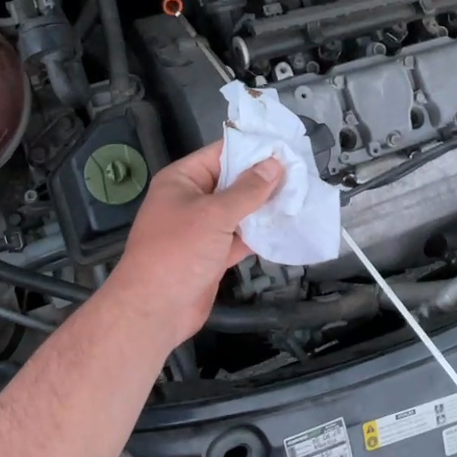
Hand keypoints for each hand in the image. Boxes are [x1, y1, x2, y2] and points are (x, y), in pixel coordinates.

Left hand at [100, 142, 282, 346]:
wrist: (154, 310)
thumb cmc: (178, 252)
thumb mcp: (215, 215)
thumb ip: (247, 190)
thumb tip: (274, 164)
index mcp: (182, 180)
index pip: (220, 154)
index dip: (252, 149)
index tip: (286, 146)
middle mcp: (190, 200)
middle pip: (232, 182)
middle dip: (263, 180)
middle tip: (302, 173)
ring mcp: (201, 229)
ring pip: (238, 211)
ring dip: (264, 208)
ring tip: (300, 197)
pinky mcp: (211, 254)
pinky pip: (238, 237)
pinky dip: (258, 234)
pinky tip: (286, 228)